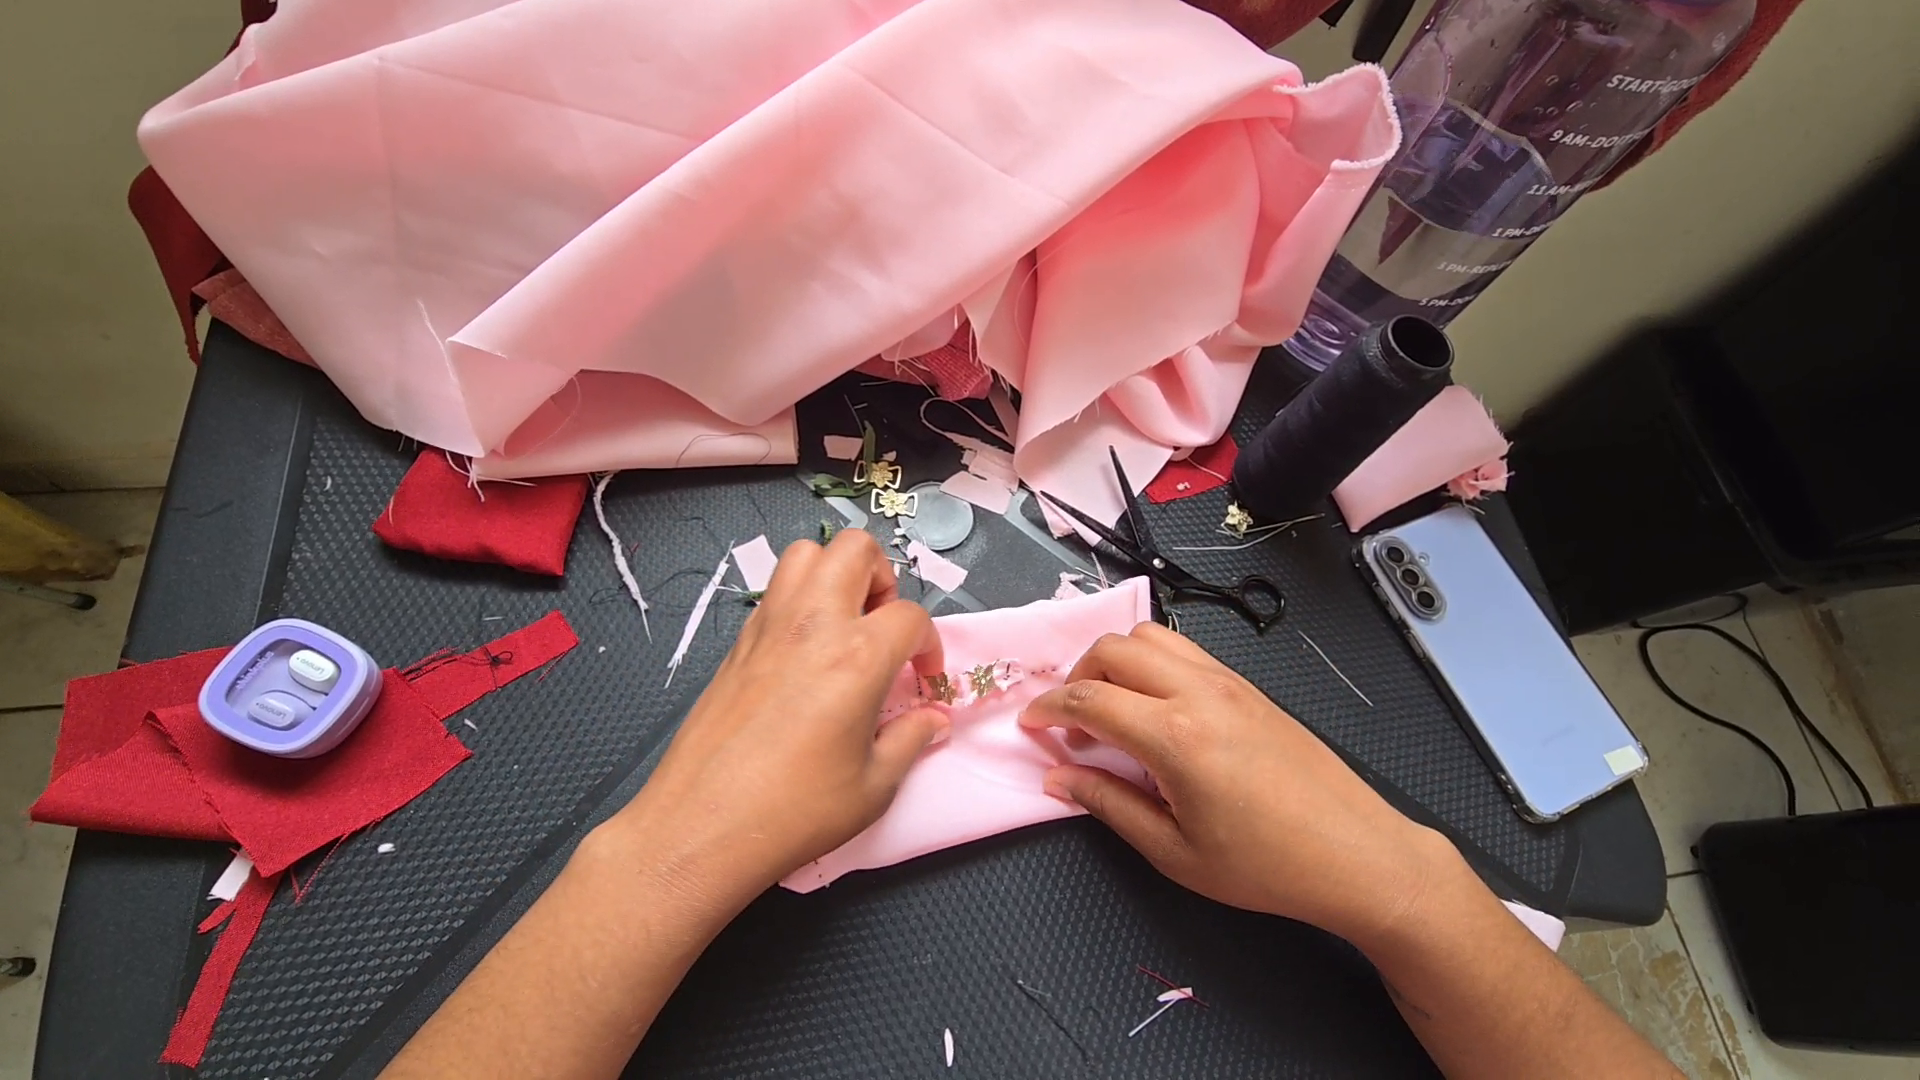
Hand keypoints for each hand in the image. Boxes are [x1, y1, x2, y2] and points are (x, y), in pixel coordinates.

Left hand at [608, 529, 947, 903]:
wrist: (700, 826)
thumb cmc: (795, 811)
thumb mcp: (873, 786)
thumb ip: (911, 740)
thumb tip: (934, 719)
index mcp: (856, 656)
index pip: (911, 617)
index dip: (929, 645)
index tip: (922, 678)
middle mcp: (812, 624)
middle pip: (855, 550)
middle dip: (883, 578)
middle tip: (882, 627)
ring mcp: (769, 626)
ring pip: (806, 553)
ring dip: (836, 574)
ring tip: (845, 624)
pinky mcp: (738, 641)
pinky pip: (776, 590)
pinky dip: (801, 599)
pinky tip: (805, 652)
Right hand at [1019, 622, 1450, 945]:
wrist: (1357, 853)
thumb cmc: (1263, 866)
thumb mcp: (1174, 852)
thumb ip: (1108, 805)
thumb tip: (1056, 779)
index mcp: (1175, 736)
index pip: (1090, 699)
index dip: (1049, 709)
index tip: (1030, 725)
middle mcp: (1197, 692)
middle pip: (1113, 650)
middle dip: (1076, 676)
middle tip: (1070, 720)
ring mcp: (1226, 681)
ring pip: (1149, 635)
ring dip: (1114, 659)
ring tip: (1108, 703)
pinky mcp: (1246, 684)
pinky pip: (1183, 648)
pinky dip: (1149, 660)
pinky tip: (1152, 702)